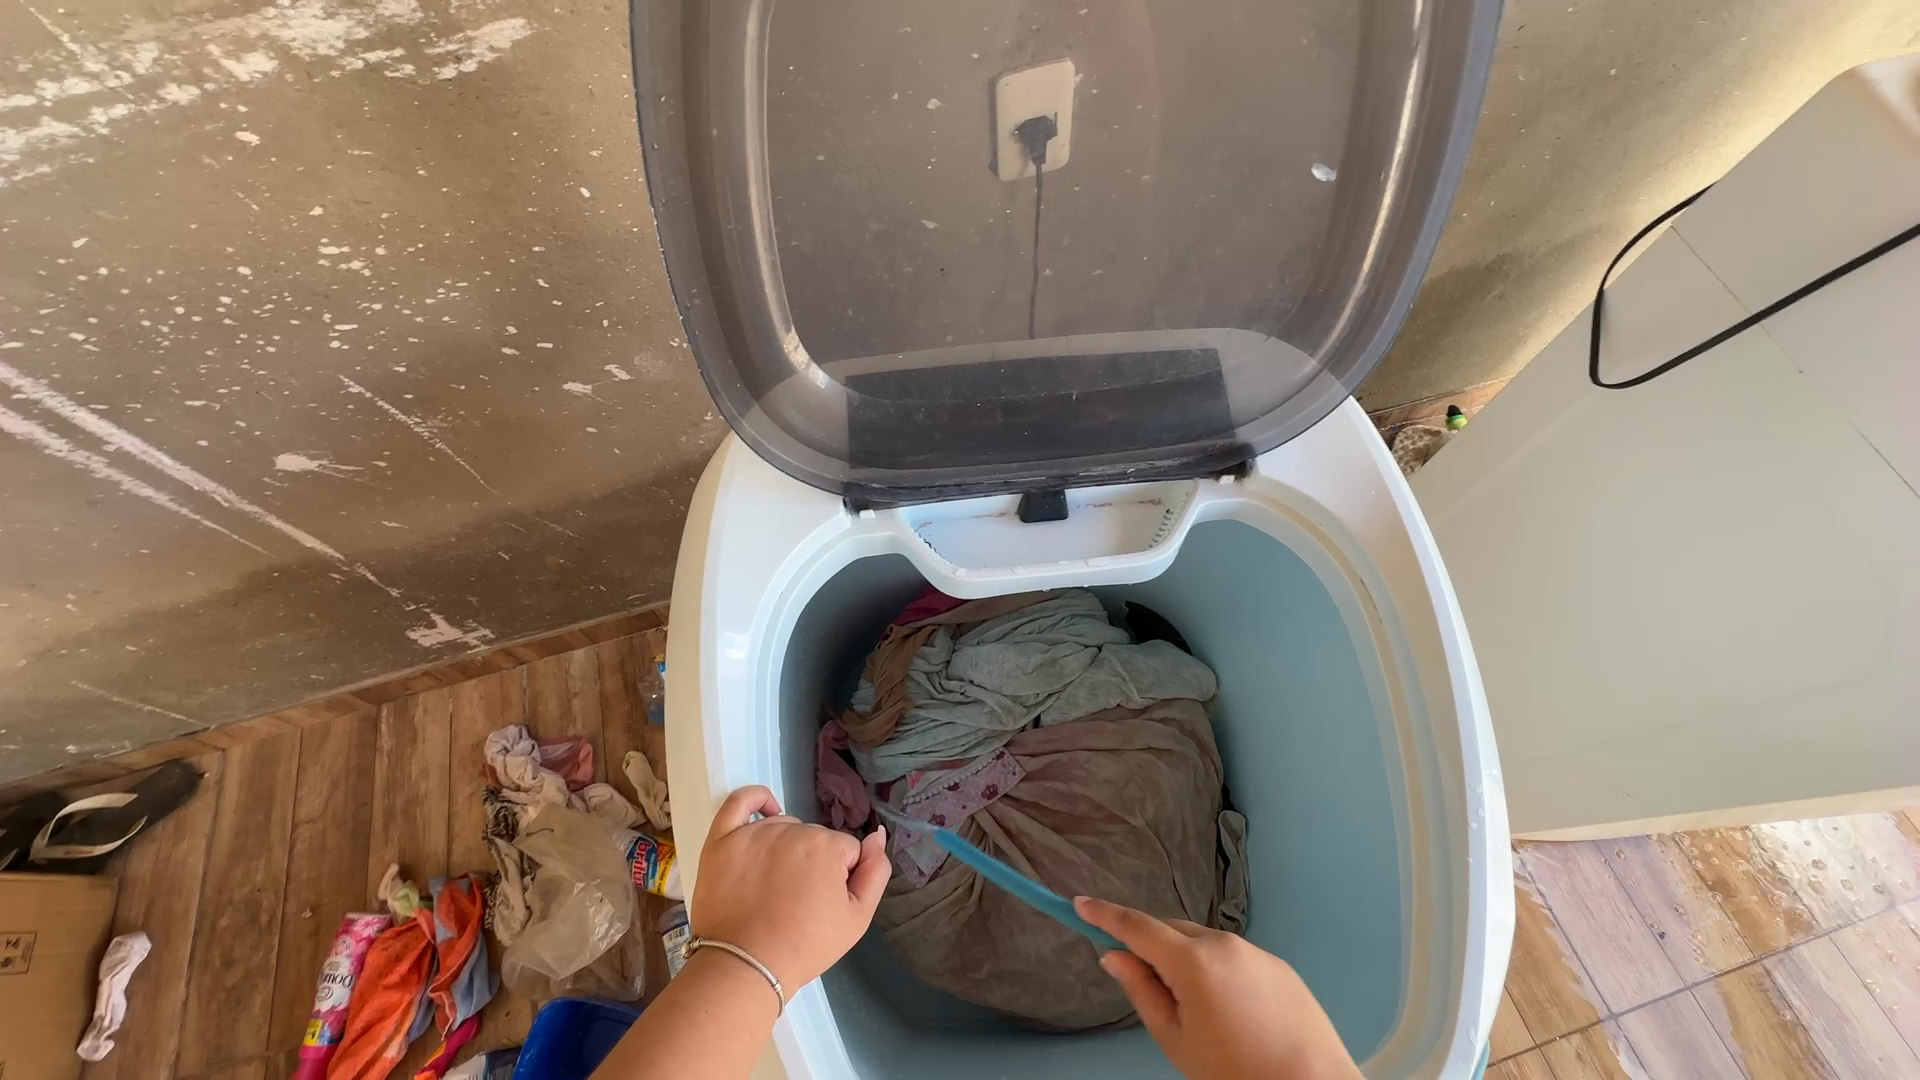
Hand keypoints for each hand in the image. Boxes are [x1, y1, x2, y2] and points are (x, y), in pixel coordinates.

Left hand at [690, 785, 890, 990]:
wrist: (744, 967)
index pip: (845, 851)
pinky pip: (739, 802)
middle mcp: (793, 830)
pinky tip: (766, 808)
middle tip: (798, 903)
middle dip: (812, 865)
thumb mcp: (857, 918)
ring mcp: (754, 833)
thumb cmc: (804, 946)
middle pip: (814, 839)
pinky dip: (755, 799)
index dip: (839, 879)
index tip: (824, 905)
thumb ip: (876, 871)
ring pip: (783, 827)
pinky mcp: (723, 840)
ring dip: (786, 847)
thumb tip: (877, 836)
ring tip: (775, 887)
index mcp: (827, 845)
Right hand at [1076, 896, 1362, 1079]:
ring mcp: (1254, 950)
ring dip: (1184, 957)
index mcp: (1192, 960)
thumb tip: (1114, 956)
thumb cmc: (1235, 1073)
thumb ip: (1141, 991)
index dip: (1104, 915)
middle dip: (1150, 943)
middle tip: (1141, 977)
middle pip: (1170, 930)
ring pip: (1202, 942)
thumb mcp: (1176, 1040)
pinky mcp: (1278, 965)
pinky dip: (1216, 969)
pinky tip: (1229, 1009)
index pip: (1136, 926)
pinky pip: (1233, 956)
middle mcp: (1222, 942)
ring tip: (1194, 1007)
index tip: (1080, 904)